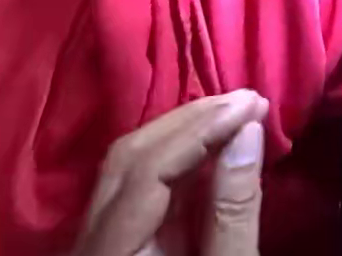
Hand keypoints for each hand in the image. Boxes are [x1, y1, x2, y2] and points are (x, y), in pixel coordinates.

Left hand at [72, 91, 269, 255]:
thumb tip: (249, 129)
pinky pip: (136, 186)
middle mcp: (88, 244)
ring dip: (187, 132)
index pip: (147, 169)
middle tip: (248, 101)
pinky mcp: (111, 247)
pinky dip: (179, 158)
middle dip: (193, 120)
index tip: (253, 104)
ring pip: (129, 164)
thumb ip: (233, 213)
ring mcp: (94, 244)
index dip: (202, 128)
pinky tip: (215, 146)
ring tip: (238, 114)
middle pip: (130, 156)